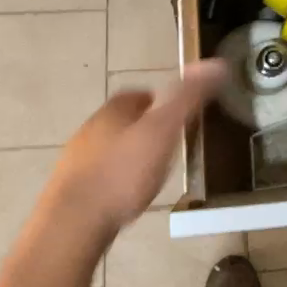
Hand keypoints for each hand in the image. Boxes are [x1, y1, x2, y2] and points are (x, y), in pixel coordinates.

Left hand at [40, 59, 229, 239]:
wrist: (74, 223)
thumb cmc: (123, 173)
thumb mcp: (163, 131)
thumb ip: (187, 99)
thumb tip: (216, 64)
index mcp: (113, 111)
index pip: (135, 94)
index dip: (156, 100)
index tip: (175, 113)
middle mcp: (90, 130)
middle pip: (120, 121)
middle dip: (142, 129)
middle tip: (167, 144)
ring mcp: (76, 161)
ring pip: (107, 149)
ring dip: (127, 156)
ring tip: (149, 174)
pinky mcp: (70, 191)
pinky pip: (98, 177)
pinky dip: (114, 181)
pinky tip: (125, 198)